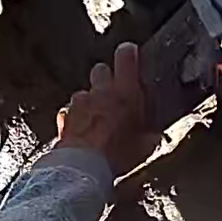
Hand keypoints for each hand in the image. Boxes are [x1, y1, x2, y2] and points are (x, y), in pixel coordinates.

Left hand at [58, 42, 158, 175]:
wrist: (84, 167)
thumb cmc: (118, 154)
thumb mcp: (146, 147)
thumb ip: (151, 135)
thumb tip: (156, 137)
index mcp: (125, 92)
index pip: (126, 56)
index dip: (129, 54)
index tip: (132, 55)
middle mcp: (100, 91)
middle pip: (101, 69)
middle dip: (107, 79)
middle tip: (115, 94)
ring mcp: (79, 103)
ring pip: (85, 92)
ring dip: (91, 101)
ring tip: (98, 120)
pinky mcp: (65, 118)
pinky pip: (70, 112)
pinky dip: (76, 118)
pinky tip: (82, 132)